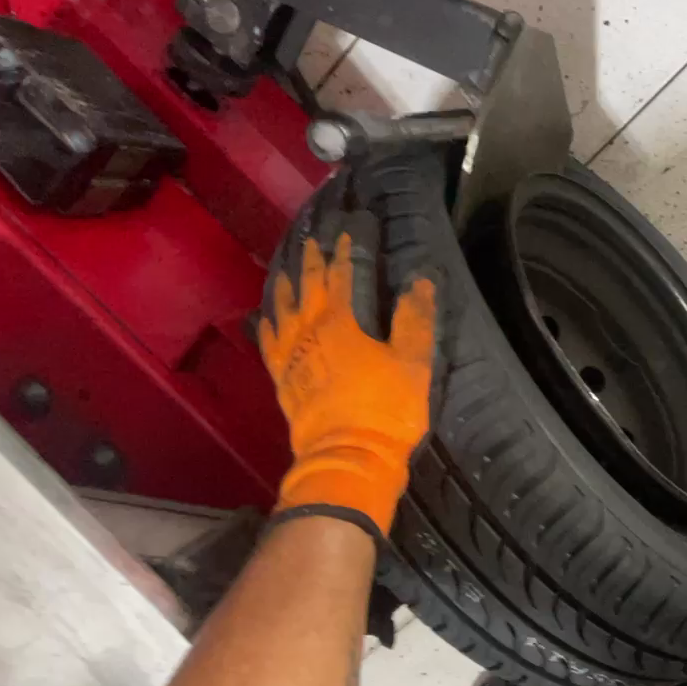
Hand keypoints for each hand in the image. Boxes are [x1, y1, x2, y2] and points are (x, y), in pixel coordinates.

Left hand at [258, 169, 435, 532]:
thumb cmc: (387, 410)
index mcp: (343, 321)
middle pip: (309, 286)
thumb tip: (421, 277)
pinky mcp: (284, 381)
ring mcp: (292, 357)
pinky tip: (265, 318)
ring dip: (286, 285)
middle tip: (314, 237)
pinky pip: (269, 343)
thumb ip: (416, 318)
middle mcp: (310, 331)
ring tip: (286, 267)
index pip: (345, 274)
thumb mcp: (413, 362)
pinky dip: (267, 325)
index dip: (350, 248)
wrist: (348, 459)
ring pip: (283, 309)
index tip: (353, 226)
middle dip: (313, 259)